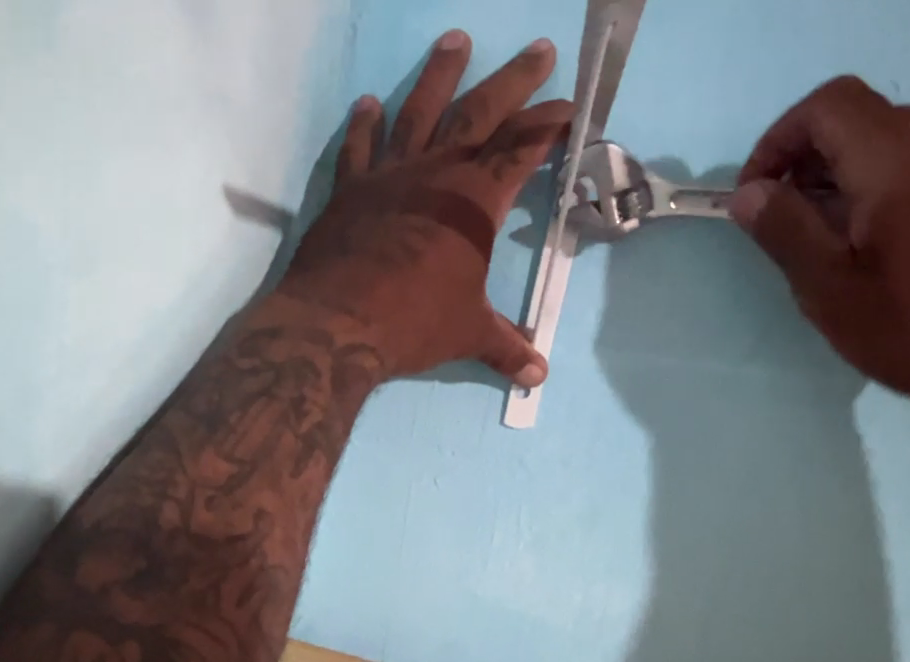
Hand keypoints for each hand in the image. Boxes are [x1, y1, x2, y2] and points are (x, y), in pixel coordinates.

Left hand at [277, 30, 573, 387]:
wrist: (337, 322)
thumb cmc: (413, 323)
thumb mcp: (467, 334)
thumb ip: (505, 347)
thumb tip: (539, 376)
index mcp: (475, 201)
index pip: (523, 150)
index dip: (550, 126)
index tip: (572, 106)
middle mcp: (435, 174)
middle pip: (481, 112)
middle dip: (515, 80)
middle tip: (539, 49)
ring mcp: (389, 176)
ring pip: (419, 111)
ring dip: (439, 74)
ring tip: (454, 38)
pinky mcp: (349, 191)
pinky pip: (359, 148)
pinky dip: (364, 124)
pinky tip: (368, 103)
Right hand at [731, 76, 909, 405]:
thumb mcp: (828, 289)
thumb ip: (785, 230)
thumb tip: (750, 192)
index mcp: (898, 161)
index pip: (828, 107)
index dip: (780, 141)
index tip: (758, 195)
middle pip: (865, 118)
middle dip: (812, 161)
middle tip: (789, 222)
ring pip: (908, 134)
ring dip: (862, 167)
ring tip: (846, 227)